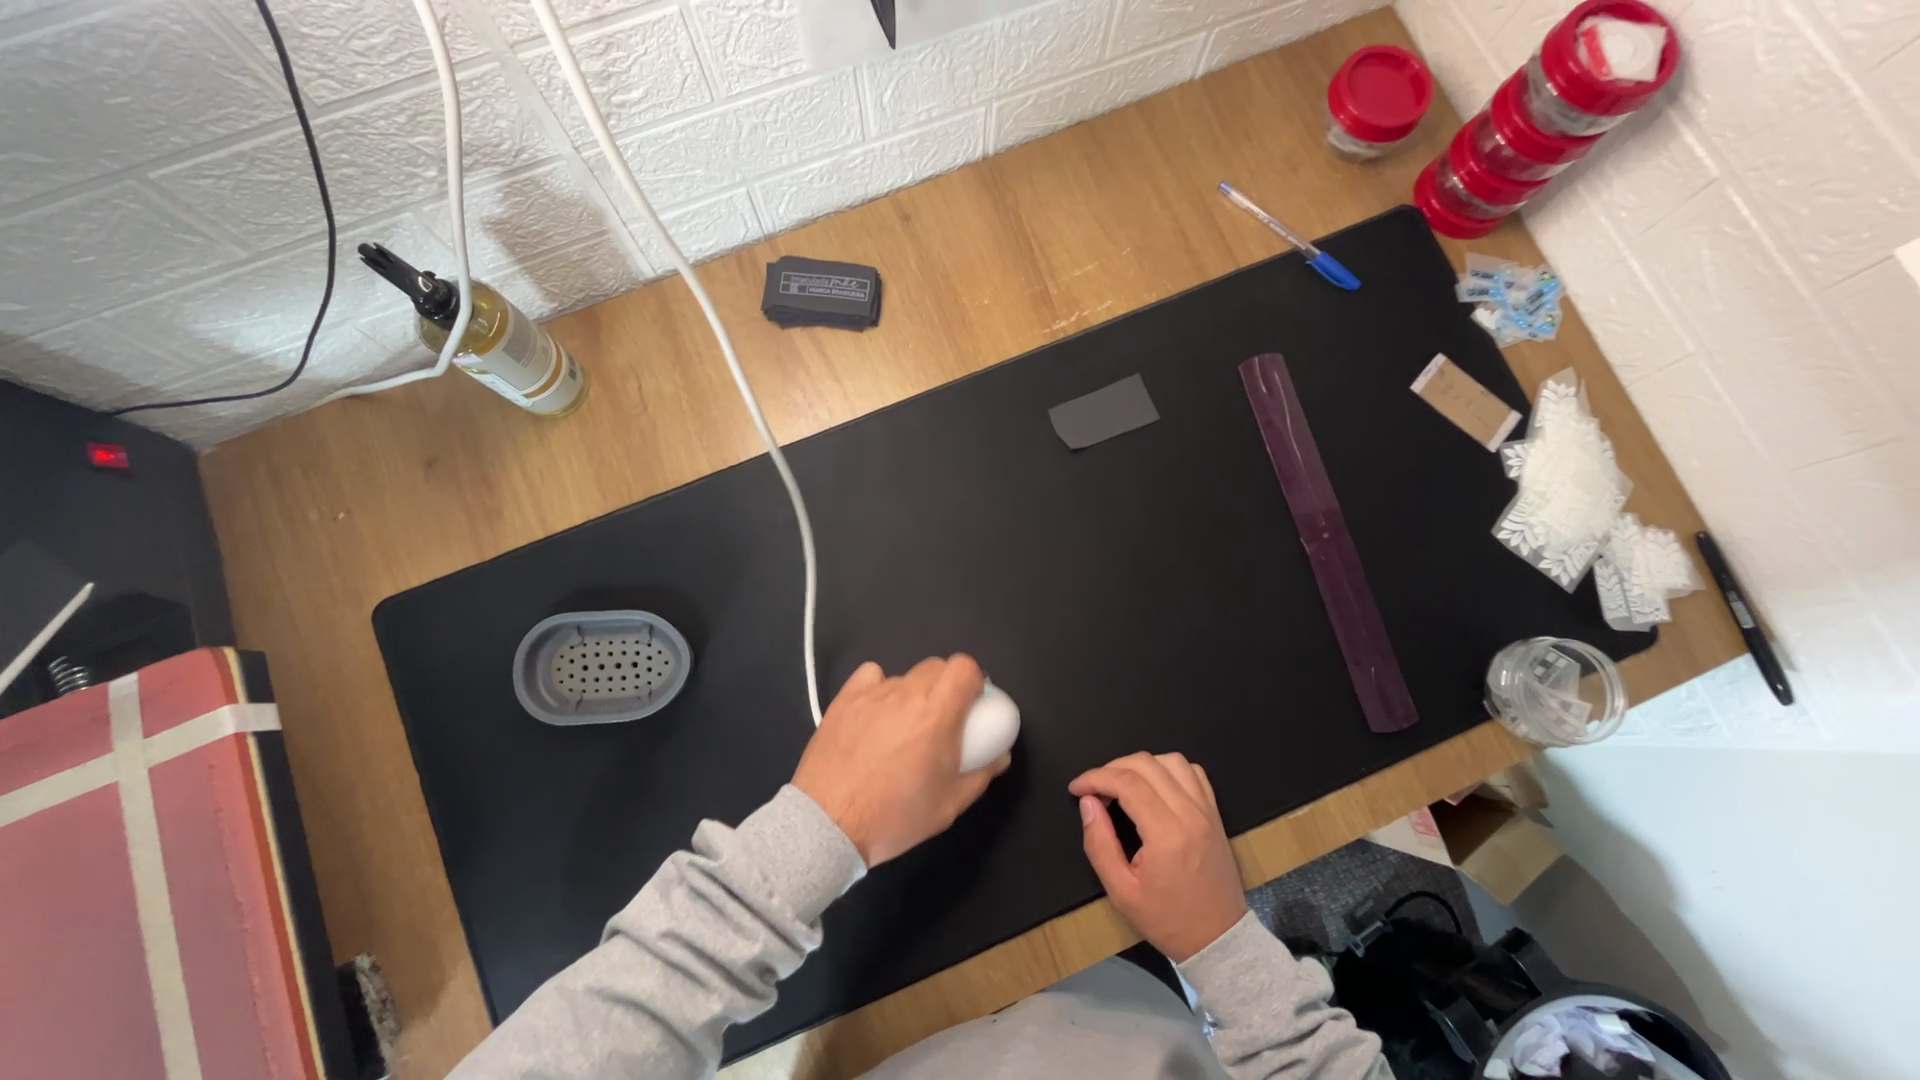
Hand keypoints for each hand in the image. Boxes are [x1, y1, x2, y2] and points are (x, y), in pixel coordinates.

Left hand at [793, 655, 1010, 866]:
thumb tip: (999, 754)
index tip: (972, 704)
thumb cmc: (894, 817)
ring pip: (904, 676)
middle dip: (946, 685)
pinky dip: (879, 687)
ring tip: (903, 727)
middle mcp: (905, 695)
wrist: (828, 825)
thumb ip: (980, 774)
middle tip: (942, 720)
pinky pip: (870, 677)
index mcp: (937, 715)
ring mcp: (871, 694)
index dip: (974, 679)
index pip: (964, 667)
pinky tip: (875, 713)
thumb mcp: (949, 805)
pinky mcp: (843, 700)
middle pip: (936, 666)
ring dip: (913, 693)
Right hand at [1070, 752, 1246, 961]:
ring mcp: (1207, 810)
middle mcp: (1190, 813)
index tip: (1076, 788)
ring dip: (1141, 765)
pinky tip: (1154, 787)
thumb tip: (1088, 803)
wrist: (1218, 939)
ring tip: (1123, 785)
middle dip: (1111, 768)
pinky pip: (1194, 773)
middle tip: (1095, 790)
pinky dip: (1169, 769)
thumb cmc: (1167, 920)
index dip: (1095, 778)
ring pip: (1172, 760)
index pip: (1126, 782)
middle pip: (1146, 764)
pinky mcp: (1215, 814)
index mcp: (1166, 833)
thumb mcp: (1121, 891)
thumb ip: (1099, 843)